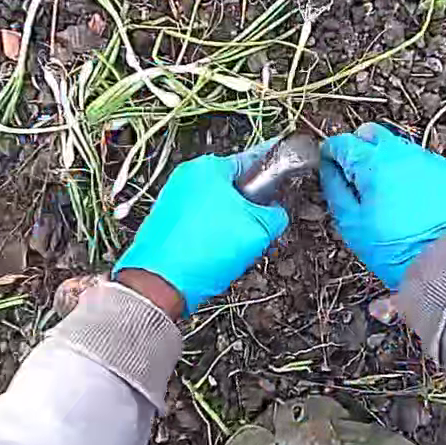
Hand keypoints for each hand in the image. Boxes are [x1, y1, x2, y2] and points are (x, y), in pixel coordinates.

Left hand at [113, 143, 289, 314]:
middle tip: (258, 231)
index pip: (253, 160)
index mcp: (207, 168)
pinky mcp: (167, 221)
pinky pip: (201, 223)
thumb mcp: (258, 231)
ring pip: (219, 208)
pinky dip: (213, 236)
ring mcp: (174, 199)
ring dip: (233, 226)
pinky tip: (216, 255)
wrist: (160, 284)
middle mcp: (187, 177)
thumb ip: (276, 215)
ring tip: (233, 249)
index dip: (274, 172)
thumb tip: (277, 213)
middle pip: (235, 188)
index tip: (284, 176)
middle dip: (251, 210)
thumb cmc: (201, 252)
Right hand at [319, 122, 445, 288]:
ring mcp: (427, 160)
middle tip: (357, 175)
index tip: (331, 164)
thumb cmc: (390, 248)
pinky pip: (421, 160)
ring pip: (397, 145)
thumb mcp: (349, 221)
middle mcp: (401, 154)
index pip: (343, 142)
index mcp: (373, 165)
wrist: (439, 262)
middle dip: (359, 148)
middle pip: (371, 133)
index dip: (332, 153)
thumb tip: (328, 166)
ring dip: (386, 159)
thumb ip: (334, 186)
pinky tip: (409, 196)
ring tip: (386, 191)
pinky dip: (411, 171)